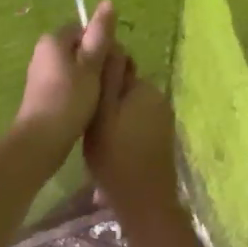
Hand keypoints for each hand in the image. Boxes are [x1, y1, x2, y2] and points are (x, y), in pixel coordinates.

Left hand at [14, 0, 116, 152]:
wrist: (40, 141)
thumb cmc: (69, 100)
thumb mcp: (91, 66)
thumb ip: (100, 35)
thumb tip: (108, 2)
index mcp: (53, 39)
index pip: (85, 29)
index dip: (103, 44)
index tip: (114, 64)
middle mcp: (44, 51)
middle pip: (80, 48)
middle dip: (98, 62)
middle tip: (111, 82)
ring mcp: (41, 73)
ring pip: (75, 67)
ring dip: (90, 78)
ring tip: (102, 97)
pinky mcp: (42, 93)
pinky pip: (67, 83)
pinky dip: (79, 91)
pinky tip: (89, 107)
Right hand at [83, 49, 179, 214]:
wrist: (145, 203)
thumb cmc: (116, 157)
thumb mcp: (102, 113)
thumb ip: (107, 78)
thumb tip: (111, 43)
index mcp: (144, 87)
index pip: (119, 66)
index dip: (99, 78)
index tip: (84, 92)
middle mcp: (158, 97)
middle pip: (125, 87)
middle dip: (108, 98)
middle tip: (87, 119)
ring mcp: (163, 118)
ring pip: (131, 106)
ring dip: (116, 115)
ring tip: (97, 135)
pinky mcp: (163, 137)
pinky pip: (139, 122)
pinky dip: (126, 130)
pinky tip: (113, 148)